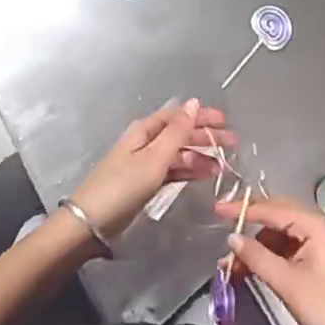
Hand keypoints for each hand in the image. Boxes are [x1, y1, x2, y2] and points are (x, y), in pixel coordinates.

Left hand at [69, 100, 233, 242]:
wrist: (92, 223)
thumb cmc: (123, 186)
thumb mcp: (154, 157)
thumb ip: (177, 132)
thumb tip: (194, 102)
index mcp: (144, 130)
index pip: (177, 116)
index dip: (200, 116)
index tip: (226, 121)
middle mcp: (145, 142)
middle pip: (179, 134)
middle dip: (205, 136)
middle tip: (233, 143)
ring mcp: (145, 164)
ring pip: (178, 154)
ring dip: (200, 156)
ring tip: (223, 165)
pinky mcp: (145, 183)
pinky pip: (173, 171)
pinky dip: (189, 171)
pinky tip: (205, 175)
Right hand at [219, 197, 324, 324]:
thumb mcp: (288, 284)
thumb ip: (258, 257)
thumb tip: (232, 238)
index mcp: (313, 225)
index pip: (271, 208)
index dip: (242, 209)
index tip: (216, 210)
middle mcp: (316, 228)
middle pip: (275, 217)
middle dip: (248, 227)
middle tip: (223, 236)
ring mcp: (317, 245)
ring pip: (278, 236)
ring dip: (256, 247)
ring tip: (233, 266)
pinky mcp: (316, 262)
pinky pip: (285, 250)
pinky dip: (267, 258)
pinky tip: (251, 272)